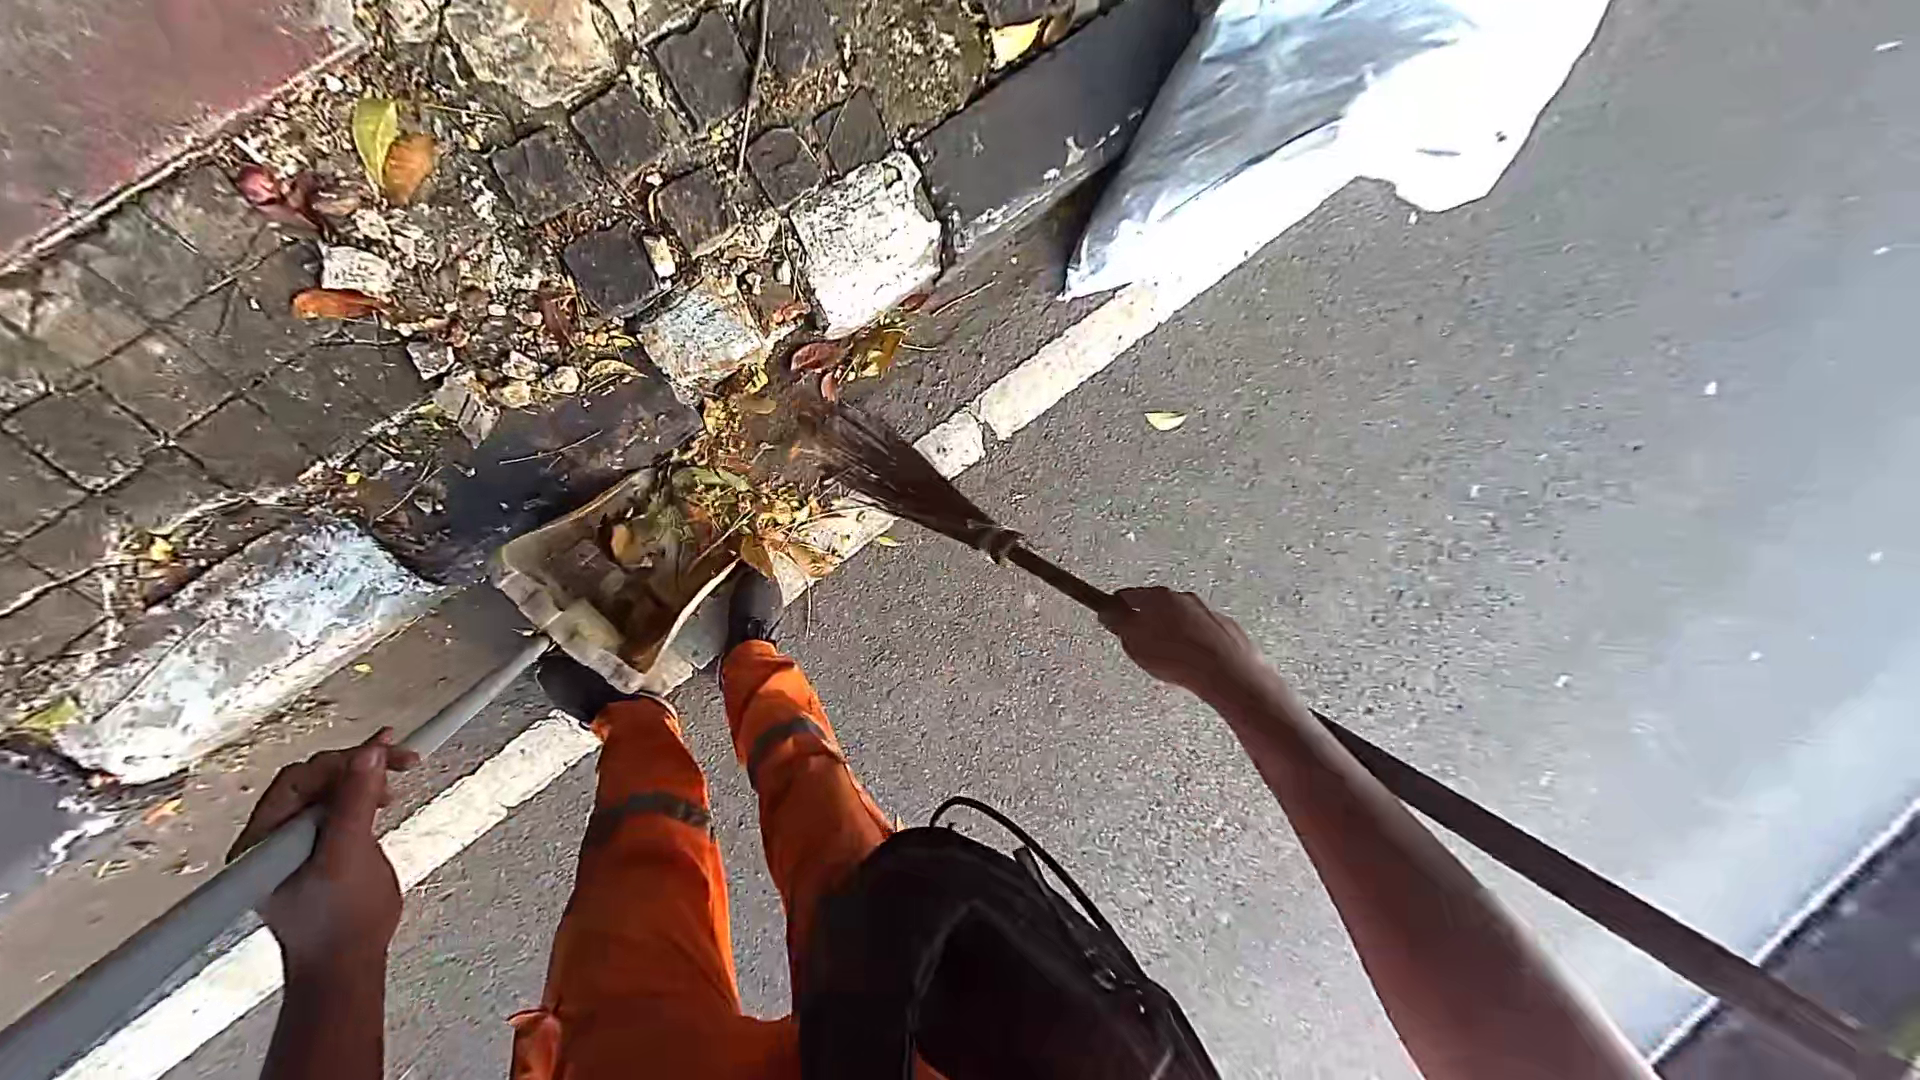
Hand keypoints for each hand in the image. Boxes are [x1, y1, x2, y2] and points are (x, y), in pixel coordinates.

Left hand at [229, 728, 418, 972]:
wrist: (348, 954)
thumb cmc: (337, 919)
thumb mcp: (347, 856)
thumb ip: (354, 804)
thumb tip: (366, 755)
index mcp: (263, 840)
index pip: (300, 778)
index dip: (344, 761)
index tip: (388, 750)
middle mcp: (276, 835)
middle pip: (318, 776)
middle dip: (362, 763)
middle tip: (406, 759)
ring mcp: (302, 838)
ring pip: (334, 785)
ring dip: (370, 773)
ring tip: (404, 770)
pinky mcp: (328, 840)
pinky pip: (346, 800)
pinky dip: (371, 788)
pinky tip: (388, 791)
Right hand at [1100, 587, 1274, 702]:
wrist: (1227, 672)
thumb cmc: (1179, 656)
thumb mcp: (1134, 641)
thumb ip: (1117, 623)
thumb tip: (1108, 612)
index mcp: (1158, 597)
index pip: (1127, 595)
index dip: (1115, 608)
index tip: (1110, 616)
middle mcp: (1184, 598)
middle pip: (1156, 606)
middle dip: (1146, 621)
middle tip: (1138, 644)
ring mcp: (1207, 613)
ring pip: (1181, 619)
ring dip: (1171, 633)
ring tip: (1167, 659)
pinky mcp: (1225, 630)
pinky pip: (1202, 634)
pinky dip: (1193, 644)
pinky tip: (1190, 663)